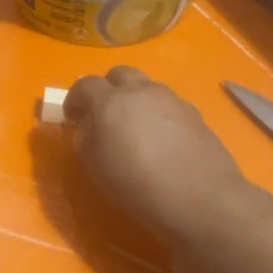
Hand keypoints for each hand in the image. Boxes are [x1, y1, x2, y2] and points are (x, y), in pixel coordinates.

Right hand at [65, 66, 252, 239]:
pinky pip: (169, 105)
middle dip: (108, 89)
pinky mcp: (196, 115)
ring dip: (136, 100)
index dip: (75, 98)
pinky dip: (159, 115)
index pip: (85, 84)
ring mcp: (172, 100)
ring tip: (136, 129)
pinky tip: (162, 142)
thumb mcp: (94, 166)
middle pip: (120, 74)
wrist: (199, 199)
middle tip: (104, 115)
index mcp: (110, 101)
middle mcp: (141, 92)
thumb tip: (88, 126)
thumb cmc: (136, 185)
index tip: (72, 117)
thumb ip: (85, 139)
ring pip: (148, 87)